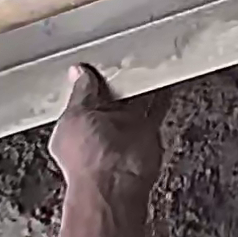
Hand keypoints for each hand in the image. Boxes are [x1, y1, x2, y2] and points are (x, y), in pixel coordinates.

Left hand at [50, 64, 169, 201]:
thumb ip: (81, 93)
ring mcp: (125, 128)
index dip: (89, 78)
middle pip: (110, 95)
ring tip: (143, 58)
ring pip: (134, 99)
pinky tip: (162, 78)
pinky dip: (161, 94)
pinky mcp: (146, 130)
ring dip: (139, 83)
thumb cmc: (87, 157)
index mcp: (76, 123)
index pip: (82, 95)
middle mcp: (100, 126)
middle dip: (116, 78)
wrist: (116, 181)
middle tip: (122, 55)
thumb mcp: (74, 116)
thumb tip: (78, 73)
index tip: (97, 59)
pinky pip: (155, 108)